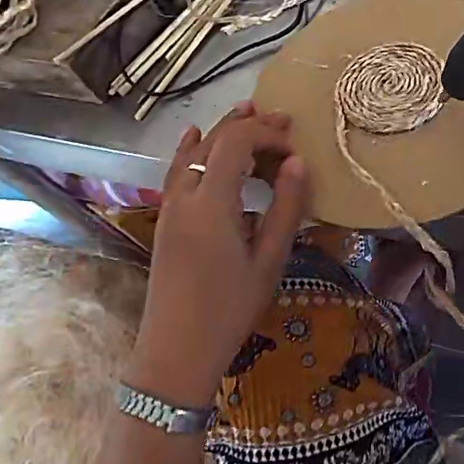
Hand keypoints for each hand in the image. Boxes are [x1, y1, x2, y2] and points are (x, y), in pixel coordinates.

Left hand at [132, 103, 307, 406]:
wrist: (176, 350)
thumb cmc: (230, 310)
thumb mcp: (269, 261)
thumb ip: (286, 208)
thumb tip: (298, 163)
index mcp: (212, 202)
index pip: (237, 143)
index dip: (267, 133)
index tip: (295, 146)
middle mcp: (185, 195)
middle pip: (215, 141)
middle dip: (249, 125)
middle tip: (283, 122)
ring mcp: (169, 206)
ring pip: (194, 152)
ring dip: (221, 131)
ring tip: (249, 112)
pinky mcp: (165, 219)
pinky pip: (176, 171)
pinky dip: (190, 149)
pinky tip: (194, 135)